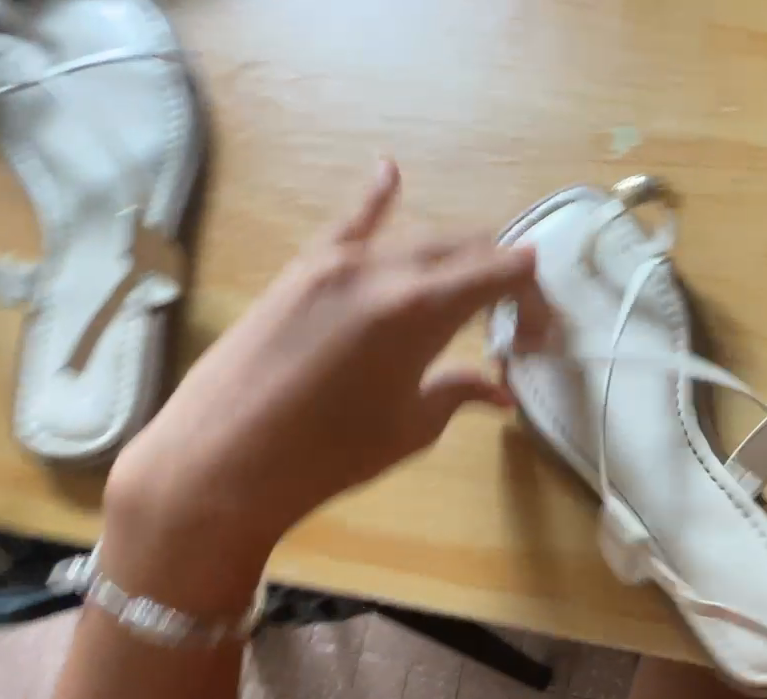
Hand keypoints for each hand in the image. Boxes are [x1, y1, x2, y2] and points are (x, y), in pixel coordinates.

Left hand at [102, 160, 551, 610]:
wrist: (225, 457)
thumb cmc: (333, 454)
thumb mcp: (413, 426)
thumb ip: (460, 392)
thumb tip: (500, 391)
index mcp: (422, 309)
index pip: (500, 274)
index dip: (532, 298)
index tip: (540, 335)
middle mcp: (384, 269)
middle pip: (465, 249)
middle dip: (502, 278)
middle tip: (516, 323)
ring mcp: (337, 262)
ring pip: (417, 240)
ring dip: (457, 259)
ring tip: (476, 289)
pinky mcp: (303, 270)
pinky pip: (349, 225)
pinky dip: (375, 200)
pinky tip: (389, 173)